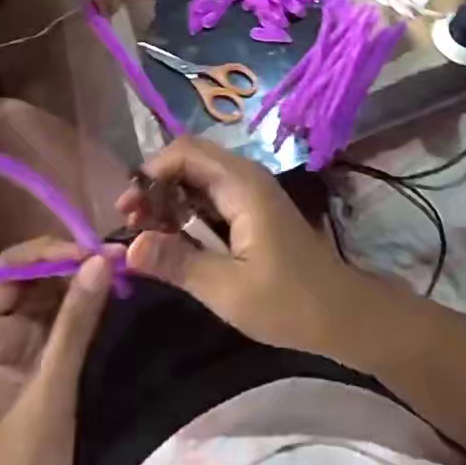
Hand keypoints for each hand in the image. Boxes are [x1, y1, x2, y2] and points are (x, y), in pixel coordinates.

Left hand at [0, 240, 119, 464]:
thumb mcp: (50, 396)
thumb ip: (74, 325)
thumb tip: (101, 258)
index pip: (6, 274)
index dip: (46, 253)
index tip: (90, 251)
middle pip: (31, 281)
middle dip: (71, 262)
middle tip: (118, 256)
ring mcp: (21, 356)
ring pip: (50, 298)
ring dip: (83, 280)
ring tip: (121, 268)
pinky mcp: (43, 371)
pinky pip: (64, 323)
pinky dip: (87, 305)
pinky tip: (112, 295)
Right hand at [118, 138, 364, 354]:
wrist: (338, 312)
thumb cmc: (286, 301)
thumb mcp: (226, 288)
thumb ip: (177, 262)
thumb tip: (128, 245)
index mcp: (241, 184)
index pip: (186, 152)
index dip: (151, 172)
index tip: (126, 209)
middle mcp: (245, 176)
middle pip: (190, 158)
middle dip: (155, 183)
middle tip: (130, 220)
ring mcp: (250, 191)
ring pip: (198, 176)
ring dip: (168, 197)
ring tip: (142, 231)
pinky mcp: (251, 208)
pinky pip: (210, 194)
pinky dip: (186, 209)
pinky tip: (171, 237)